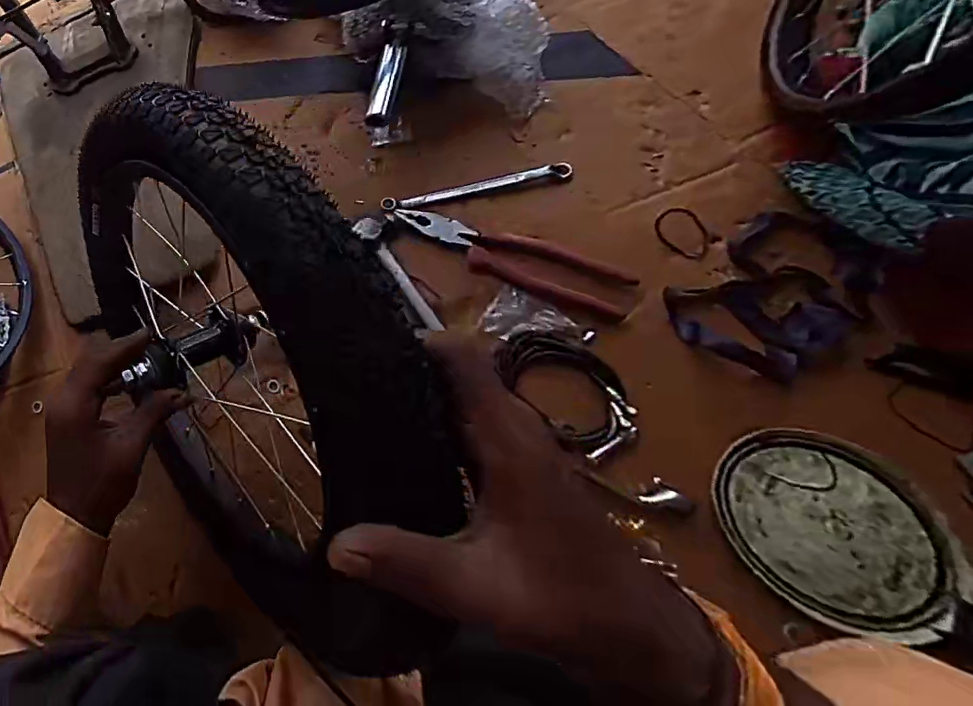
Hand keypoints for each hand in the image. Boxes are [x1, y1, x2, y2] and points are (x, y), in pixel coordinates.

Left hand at [44, 338, 186, 535]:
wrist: (74, 516)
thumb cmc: (102, 485)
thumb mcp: (131, 447)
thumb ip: (152, 413)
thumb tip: (180, 393)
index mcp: (73, 402)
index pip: (98, 361)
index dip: (125, 346)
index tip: (149, 335)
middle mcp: (62, 398)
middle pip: (89, 361)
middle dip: (118, 350)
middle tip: (148, 344)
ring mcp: (60, 406)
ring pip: (86, 372)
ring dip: (112, 364)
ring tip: (142, 358)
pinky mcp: (65, 415)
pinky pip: (84, 386)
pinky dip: (105, 379)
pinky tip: (126, 382)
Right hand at [325, 333, 734, 705]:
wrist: (643, 639)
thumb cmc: (569, 604)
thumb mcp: (481, 589)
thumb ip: (408, 564)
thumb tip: (336, 547)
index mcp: (508, 440)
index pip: (463, 358)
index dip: (414, 339)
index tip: (363, 342)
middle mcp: (514, 430)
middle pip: (454, 370)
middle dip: (401, 361)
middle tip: (343, 369)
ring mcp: (518, 446)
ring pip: (459, 394)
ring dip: (414, 387)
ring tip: (356, 393)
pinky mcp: (515, 465)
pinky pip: (465, 419)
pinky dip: (430, 414)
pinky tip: (395, 437)